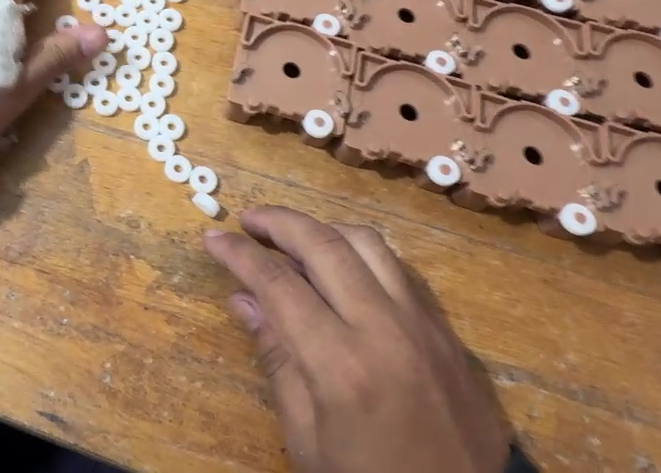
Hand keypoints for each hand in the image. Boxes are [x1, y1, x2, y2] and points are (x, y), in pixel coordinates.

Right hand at [205, 207, 511, 472]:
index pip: (278, 284)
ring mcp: (422, 325)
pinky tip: (342, 269)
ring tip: (294, 238)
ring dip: (323, 229)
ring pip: (367, 243)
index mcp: (340, 364)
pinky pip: (398, 269)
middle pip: (324, 244)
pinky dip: (361, 253)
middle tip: (249, 220)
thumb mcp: (308, 441)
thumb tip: (243, 300)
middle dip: (279, 222)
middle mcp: (383, 329)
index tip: (213, 238)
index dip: (239, 254)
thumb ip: (277, 360)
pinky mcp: (446, 331)